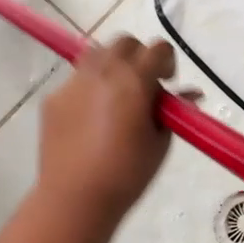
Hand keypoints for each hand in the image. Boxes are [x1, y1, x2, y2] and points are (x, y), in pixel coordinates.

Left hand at [38, 36, 176, 212]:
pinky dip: (90, 89)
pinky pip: (77, 80)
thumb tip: (189, 94)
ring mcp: (73, 83)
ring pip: (97, 55)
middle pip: (125, 43)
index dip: (167, 62)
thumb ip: (173, 112)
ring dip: (113, 66)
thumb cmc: (127, 174)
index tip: (167, 84)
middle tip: (144, 87)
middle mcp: (101, 72)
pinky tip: (92, 121)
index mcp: (133, 81)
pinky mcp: (54, 99)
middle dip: (139, 57)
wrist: (75, 198)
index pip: (158, 48)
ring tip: (117, 99)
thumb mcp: (160, 143)